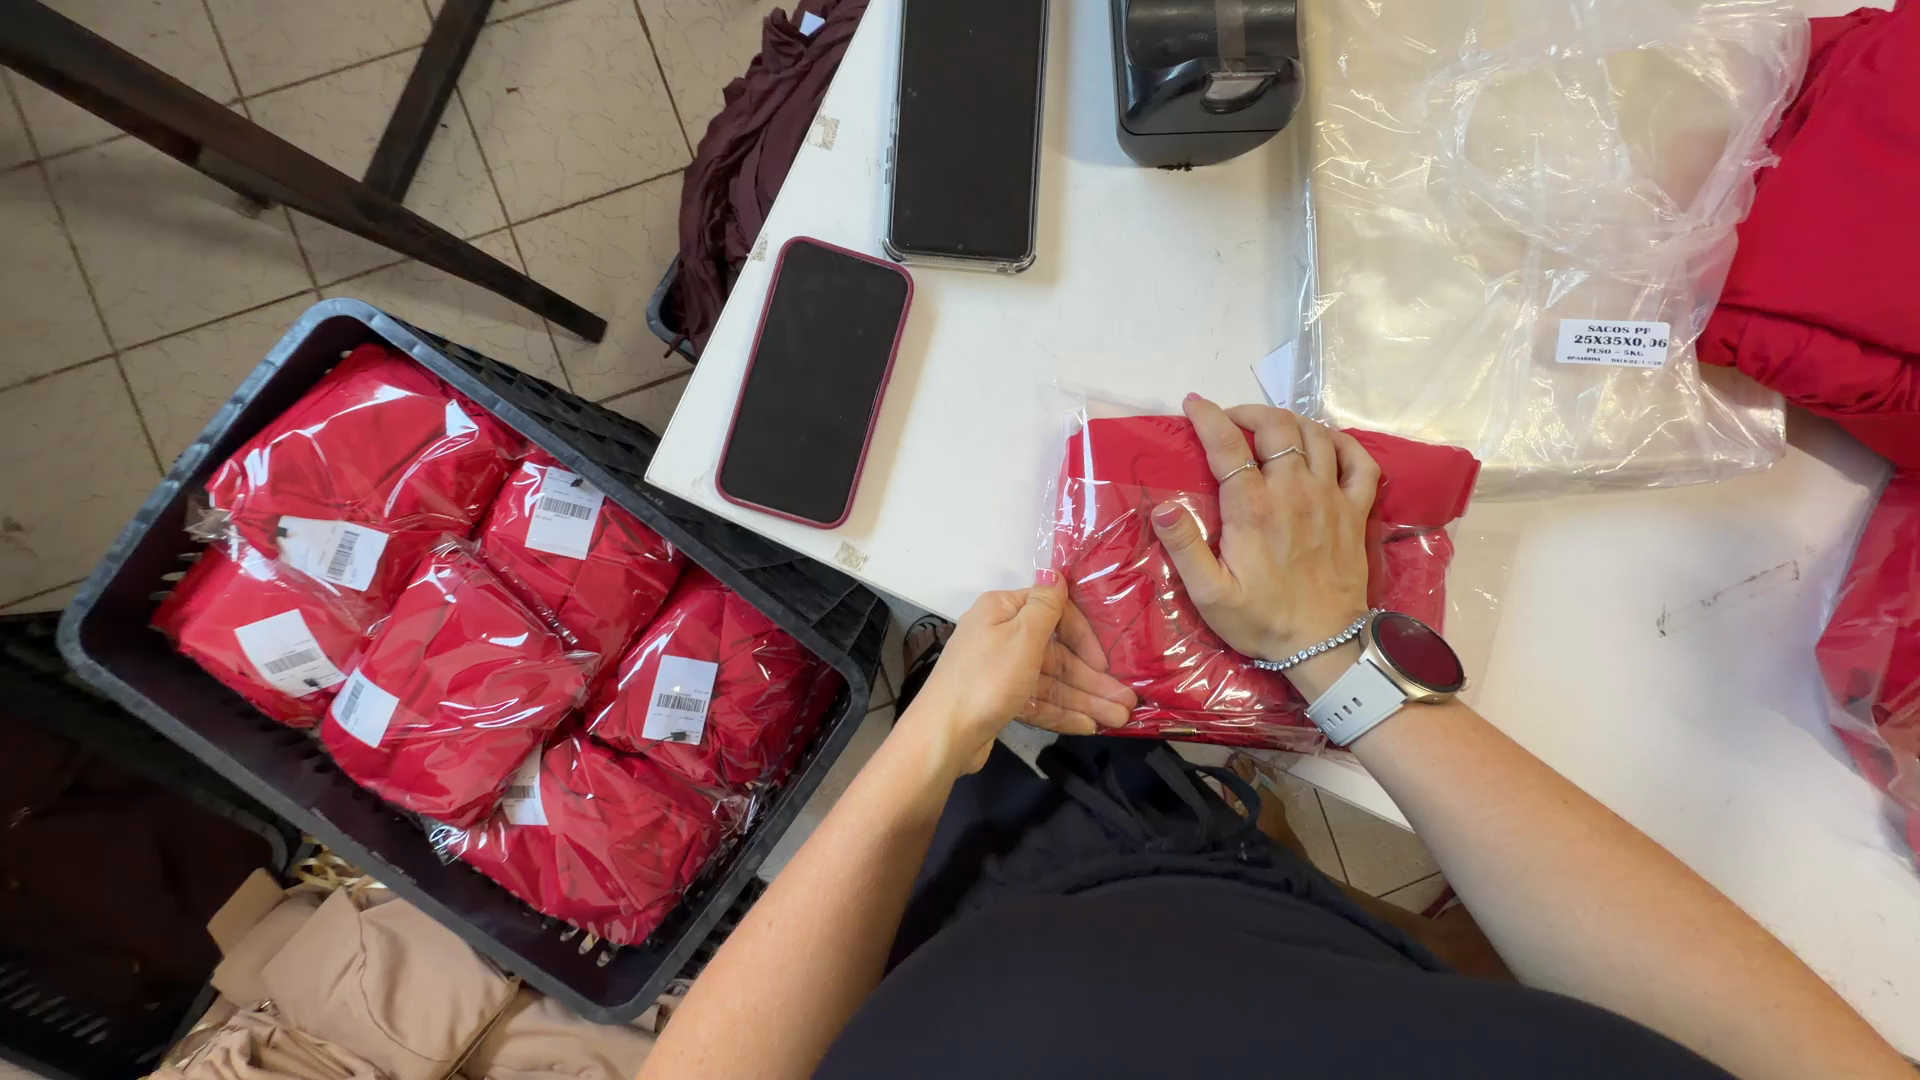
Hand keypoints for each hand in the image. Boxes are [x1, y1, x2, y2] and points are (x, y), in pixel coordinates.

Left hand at [897, 577, 1135, 777]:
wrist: (943, 735)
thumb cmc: (986, 679)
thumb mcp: (1022, 637)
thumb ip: (1045, 606)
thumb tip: (1055, 571)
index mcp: (1002, 611)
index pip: (1053, 613)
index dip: (1083, 637)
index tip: (1105, 663)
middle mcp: (1000, 636)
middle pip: (1056, 653)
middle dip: (1091, 678)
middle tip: (1127, 703)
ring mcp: (998, 671)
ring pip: (1050, 681)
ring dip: (1085, 699)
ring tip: (1119, 720)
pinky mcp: (998, 701)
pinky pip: (1037, 701)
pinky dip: (1062, 712)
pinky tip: (1089, 725)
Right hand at [1149, 395, 1379, 668]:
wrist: (1324, 645)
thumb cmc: (1260, 620)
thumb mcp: (1208, 593)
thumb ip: (1184, 547)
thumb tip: (1162, 506)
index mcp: (1253, 508)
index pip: (1228, 446)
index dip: (1208, 418)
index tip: (1192, 404)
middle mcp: (1294, 491)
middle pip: (1276, 427)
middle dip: (1248, 411)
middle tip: (1227, 419)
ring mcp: (1331, 498)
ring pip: (1315, 435)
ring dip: (1288, 421)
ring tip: (1267, 427)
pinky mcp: (1356, 511)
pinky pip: (1360, 461)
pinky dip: (1342, 441)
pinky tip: (1324, 441)